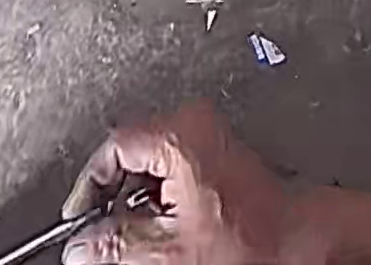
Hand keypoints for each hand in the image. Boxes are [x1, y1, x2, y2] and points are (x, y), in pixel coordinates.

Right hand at [60, 101, 287, 264]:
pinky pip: (172, 160)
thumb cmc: (244, 237)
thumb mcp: (167, 250)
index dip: (90, 185)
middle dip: (114, 193)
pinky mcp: (214, 147)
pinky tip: (166, 223)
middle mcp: (193, 121)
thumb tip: (80, 245)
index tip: (80, 219)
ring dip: (136, 196)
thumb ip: (116, 244)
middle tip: (106, 231)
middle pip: (132, 148)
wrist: (290, 237)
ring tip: (142, 234)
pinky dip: (159, 191)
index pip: (114, 145)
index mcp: (179, 135)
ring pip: (150, 157)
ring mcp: (206, 132)